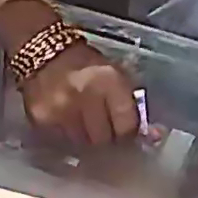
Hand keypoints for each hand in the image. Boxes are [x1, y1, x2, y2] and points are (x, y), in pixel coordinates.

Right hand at [19, 41, 140, 148]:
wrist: (42, 52)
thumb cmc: (83, 65)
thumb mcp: (112, 75)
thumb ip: (130, 105)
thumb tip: (154, 137)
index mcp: (108, 80)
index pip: (126, 125)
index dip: (126, 135)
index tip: (124, 135)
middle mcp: (86, 96)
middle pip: (103, 140)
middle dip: (105, 139)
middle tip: (102, 132)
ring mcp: (62, 111)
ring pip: (82, 145)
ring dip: (85, 141)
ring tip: (82, 126)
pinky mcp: (43, 122)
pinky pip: (62, 143)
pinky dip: (67, 140)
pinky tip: (67, 126)